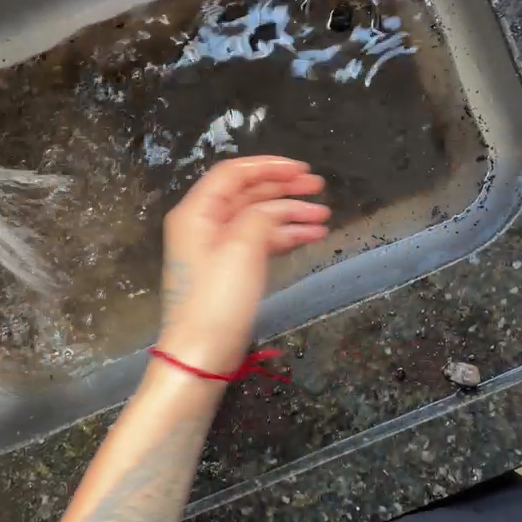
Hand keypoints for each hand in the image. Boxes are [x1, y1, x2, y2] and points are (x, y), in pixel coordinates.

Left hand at [156, 156, 330, 375]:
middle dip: (284, 189)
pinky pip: (259, 241)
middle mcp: (204, 224)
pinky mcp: (230, 270)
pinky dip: (284, 236)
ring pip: (258, 218)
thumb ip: (260, 216)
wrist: (201, 354)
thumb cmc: (217, 299)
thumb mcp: (242, 248)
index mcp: (197, 212)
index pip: (233, 173)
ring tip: (324, 217)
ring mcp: (217, 248)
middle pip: (248, 194)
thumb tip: (275, 209)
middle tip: (319, 188)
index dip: (269, 166)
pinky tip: (312, 236)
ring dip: (291, 214)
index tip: (302, 170)